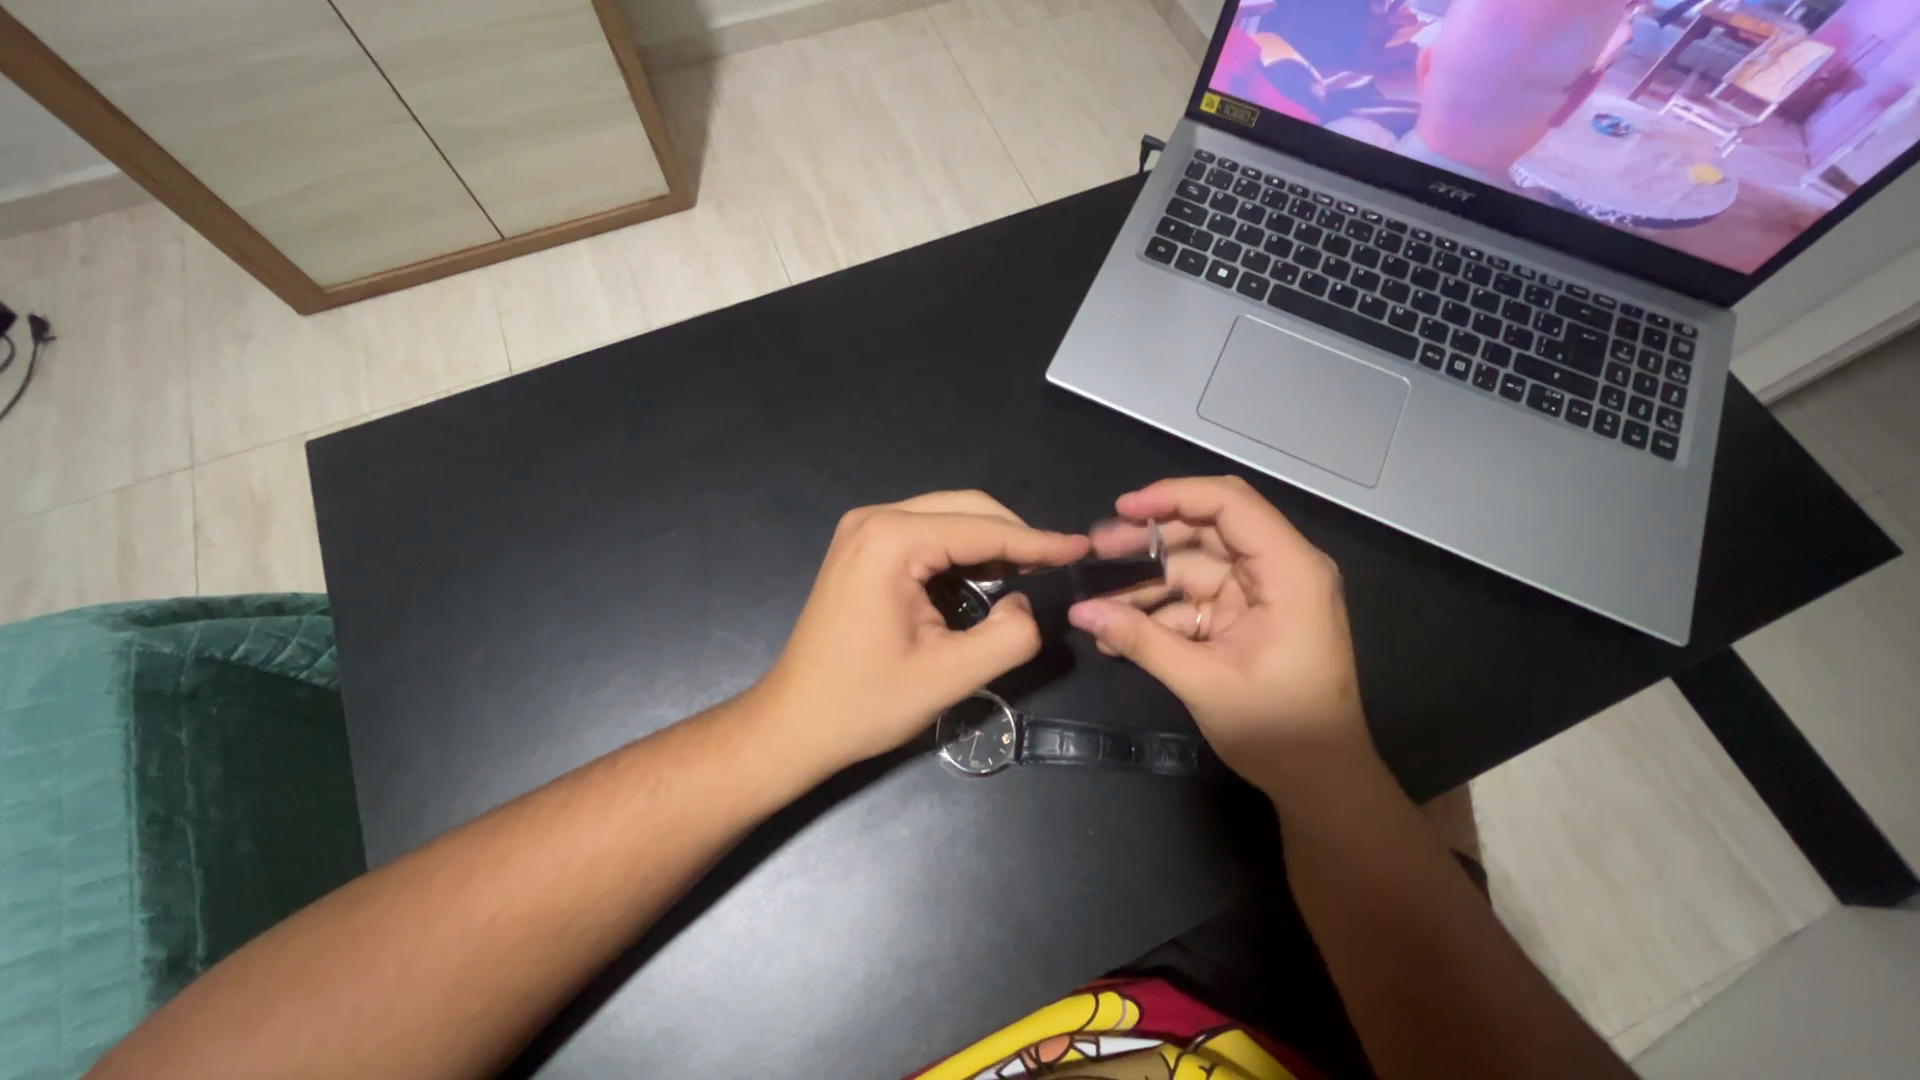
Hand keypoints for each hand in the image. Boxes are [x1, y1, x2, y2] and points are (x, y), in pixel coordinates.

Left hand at [757, 491, 1088, 767]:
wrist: (794, 723)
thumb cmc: (865, 703)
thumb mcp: (949, 676)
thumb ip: (1008, 637)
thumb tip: (1027, 606)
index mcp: (892, 540)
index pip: (983, 529)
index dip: (1038, 541)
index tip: (1082, 549)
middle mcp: (874, 520)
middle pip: (965, 510)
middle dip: (1015, 537)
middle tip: (1059, 566)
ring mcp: (863, 531)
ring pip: (947, 519)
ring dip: (990, 543)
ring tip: (1032, 572)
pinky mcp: (862, 548)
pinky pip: (926, 536)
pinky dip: (961, 553)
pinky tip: (987, 576)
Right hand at [1068, 476, 1370, 792]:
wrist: (1320, 780)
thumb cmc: (1278, 728)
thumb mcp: (1204, 682)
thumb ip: (1141, 640)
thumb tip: (1080, 611)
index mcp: (1289, 571)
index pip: (1230, 505)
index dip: (1174, 496)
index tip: (1122, 509)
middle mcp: (1278, 570)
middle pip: (1206, 530)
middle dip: (1148, 540)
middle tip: (1095, 553)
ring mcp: (1261, 595)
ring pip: (1194, 565)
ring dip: (1145, 582)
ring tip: (1095, 602)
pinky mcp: (1245, 618)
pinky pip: (1194, 600)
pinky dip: (1158, 613)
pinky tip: (1117, 633)